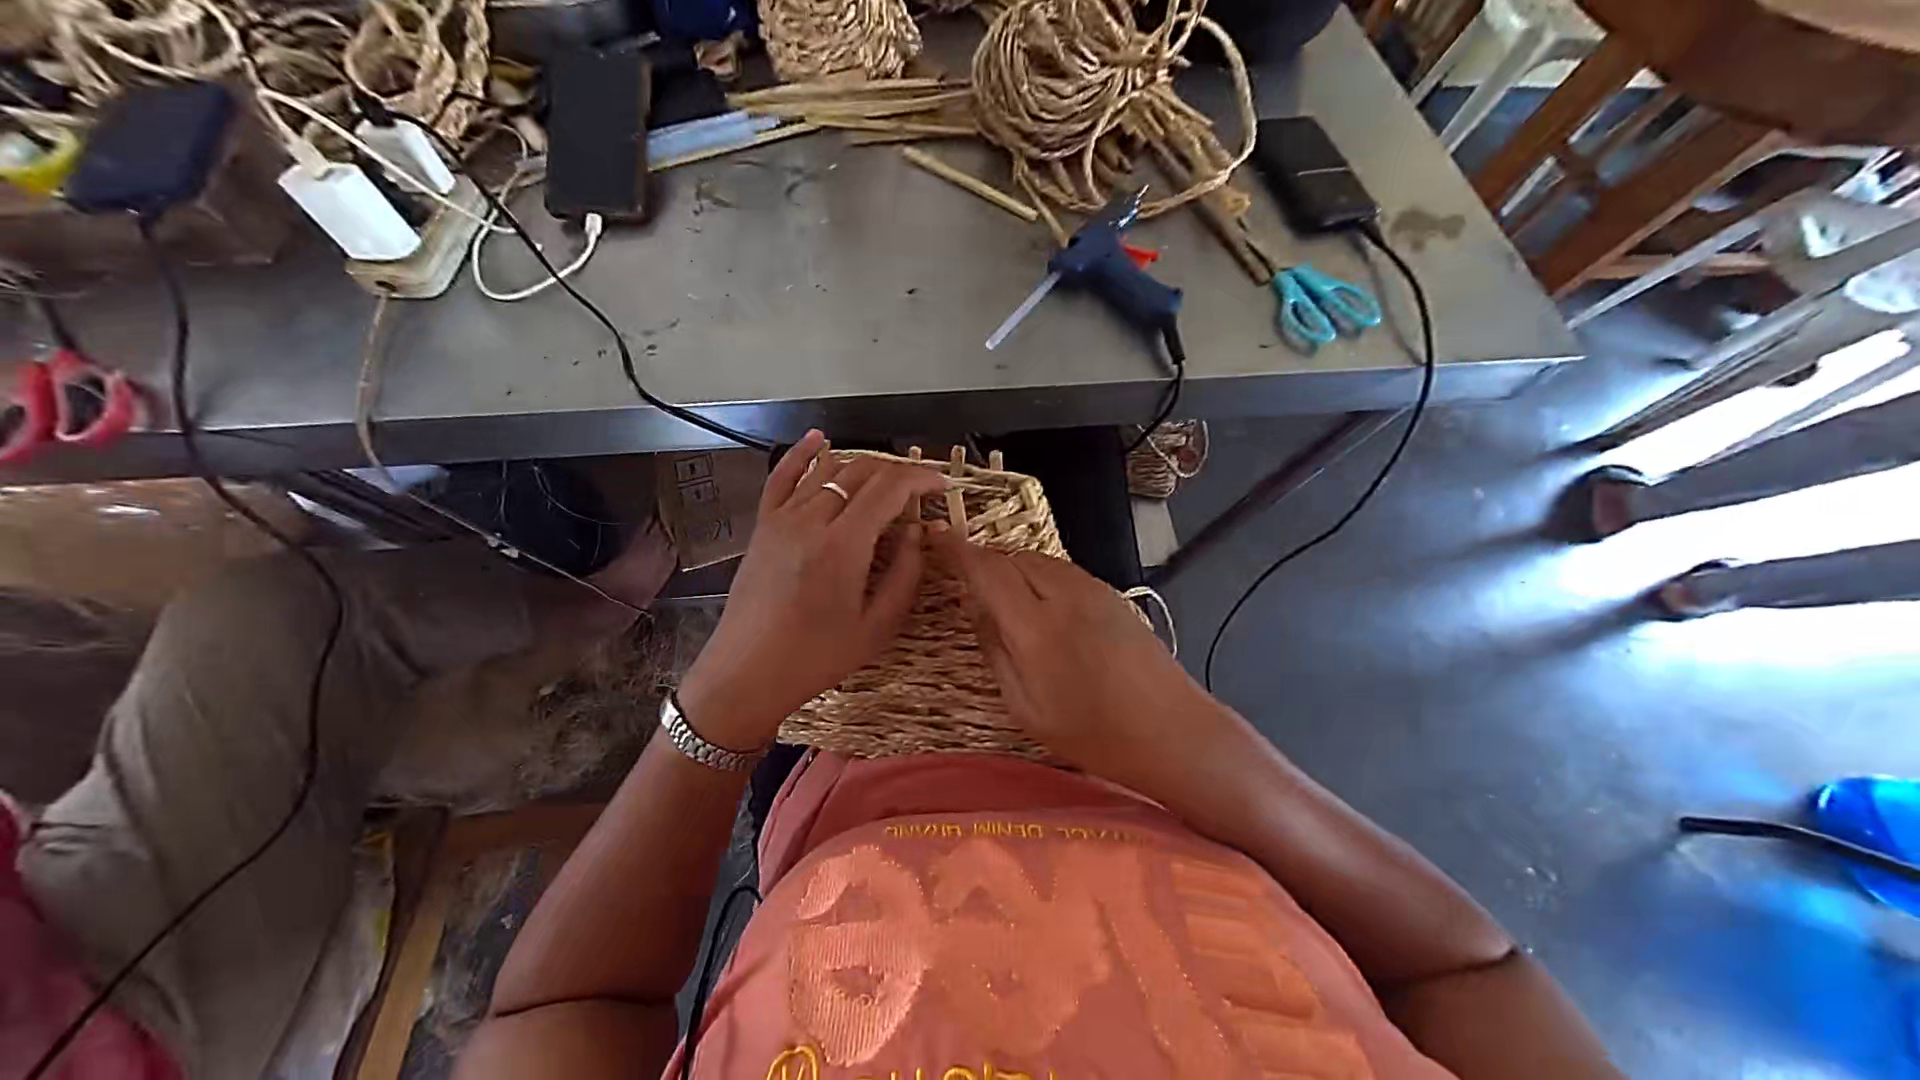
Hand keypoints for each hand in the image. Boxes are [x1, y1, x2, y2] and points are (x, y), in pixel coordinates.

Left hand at [679, 431, 945, 749]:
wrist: (748, 673)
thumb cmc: (815, 657)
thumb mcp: (877, 625)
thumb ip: (906, 574)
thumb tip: (919, 533)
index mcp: (843, 545)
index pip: (889, 488)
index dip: (920, 478)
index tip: (940, 484)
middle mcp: (810, 521)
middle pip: (861, 472)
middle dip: (897, 472)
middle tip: (919, 488)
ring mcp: (782, 519)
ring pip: (828, 470)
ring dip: (863, 466)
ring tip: (887, 477)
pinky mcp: (763, 526)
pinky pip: (782, 477)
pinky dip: (802, 454)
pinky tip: (819, 438)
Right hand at [935, 530, 1234, 787]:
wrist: (1171, 730)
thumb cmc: (1092, 733)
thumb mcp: (1025, 706)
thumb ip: (994, 649)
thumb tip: (974, 606)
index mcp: (1035, 627)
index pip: (987, 570)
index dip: (956, 550)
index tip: (936, 535)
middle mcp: (1064, 594)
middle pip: (1012, 557)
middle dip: (985, 564)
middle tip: (971, 588)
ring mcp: (1093, 589)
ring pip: (1037, 560)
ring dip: (1013, 570)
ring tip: (1006, 602)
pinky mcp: (1112, 593)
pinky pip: (1062, 571)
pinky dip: (1040, 577)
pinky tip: (1042, 608)